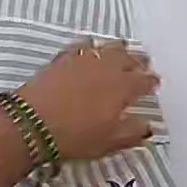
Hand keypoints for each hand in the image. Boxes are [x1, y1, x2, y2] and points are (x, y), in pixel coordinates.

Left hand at [13, 39, 158, 162]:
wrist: (32, 123)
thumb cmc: (75, 136)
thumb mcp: (108, 142)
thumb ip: (132, 132)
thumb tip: (148, 125)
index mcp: (122, 87)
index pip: (144, 80)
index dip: (151, 81)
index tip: (154, 83)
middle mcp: (106, 68)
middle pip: (129, 58)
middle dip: (138, 61)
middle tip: (142, 63)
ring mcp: (84, 59)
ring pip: (107, 47)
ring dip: (118, 49)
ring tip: (122, 50)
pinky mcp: (63, 58)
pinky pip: (82, 44)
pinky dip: (90, 45)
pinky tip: (90, 46)